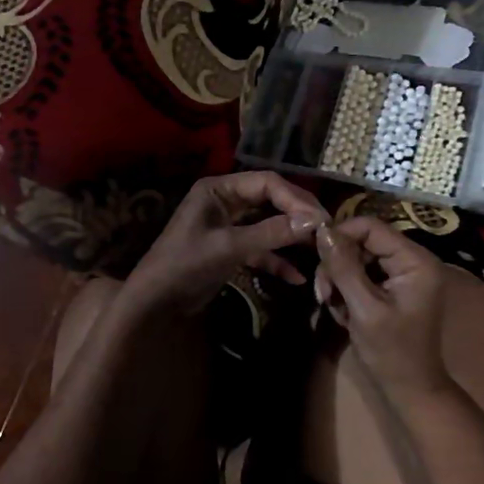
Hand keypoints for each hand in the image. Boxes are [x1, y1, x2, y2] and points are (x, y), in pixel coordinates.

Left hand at [121, 172, 328, 314]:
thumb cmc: (185, 265)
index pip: (267, 183)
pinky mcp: (229, 250)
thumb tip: (314, 223)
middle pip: (271, 201)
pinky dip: (276, 260)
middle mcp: (224, 201)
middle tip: (327, 233)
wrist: (156, 300)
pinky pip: (260, 249)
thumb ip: (270, 233)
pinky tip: (297, 277)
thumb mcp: (229, 248)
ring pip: (268, 225)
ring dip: (291, 239)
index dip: (296, 199)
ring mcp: (227, 226)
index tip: (321, 220)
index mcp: (217, 189)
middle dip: (298, 218)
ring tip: (319, 252)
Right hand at [313, 217, 451, 395]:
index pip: (371, 227)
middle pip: (362, 242)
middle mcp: (412, 261)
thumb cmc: (390, 350)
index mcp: (415, 261)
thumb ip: (344, 267)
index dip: (340, 237)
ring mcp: (402, 275)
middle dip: (337, 264)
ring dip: (337, 279)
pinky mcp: (392, 288)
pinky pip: (361, 274)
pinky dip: (345, 289)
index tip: (316, 260)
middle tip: (322, 293)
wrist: (408, 386)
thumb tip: (322, 231)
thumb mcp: (363, 307)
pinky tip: (342, 311)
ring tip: (331, 305)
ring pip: (357, 258)